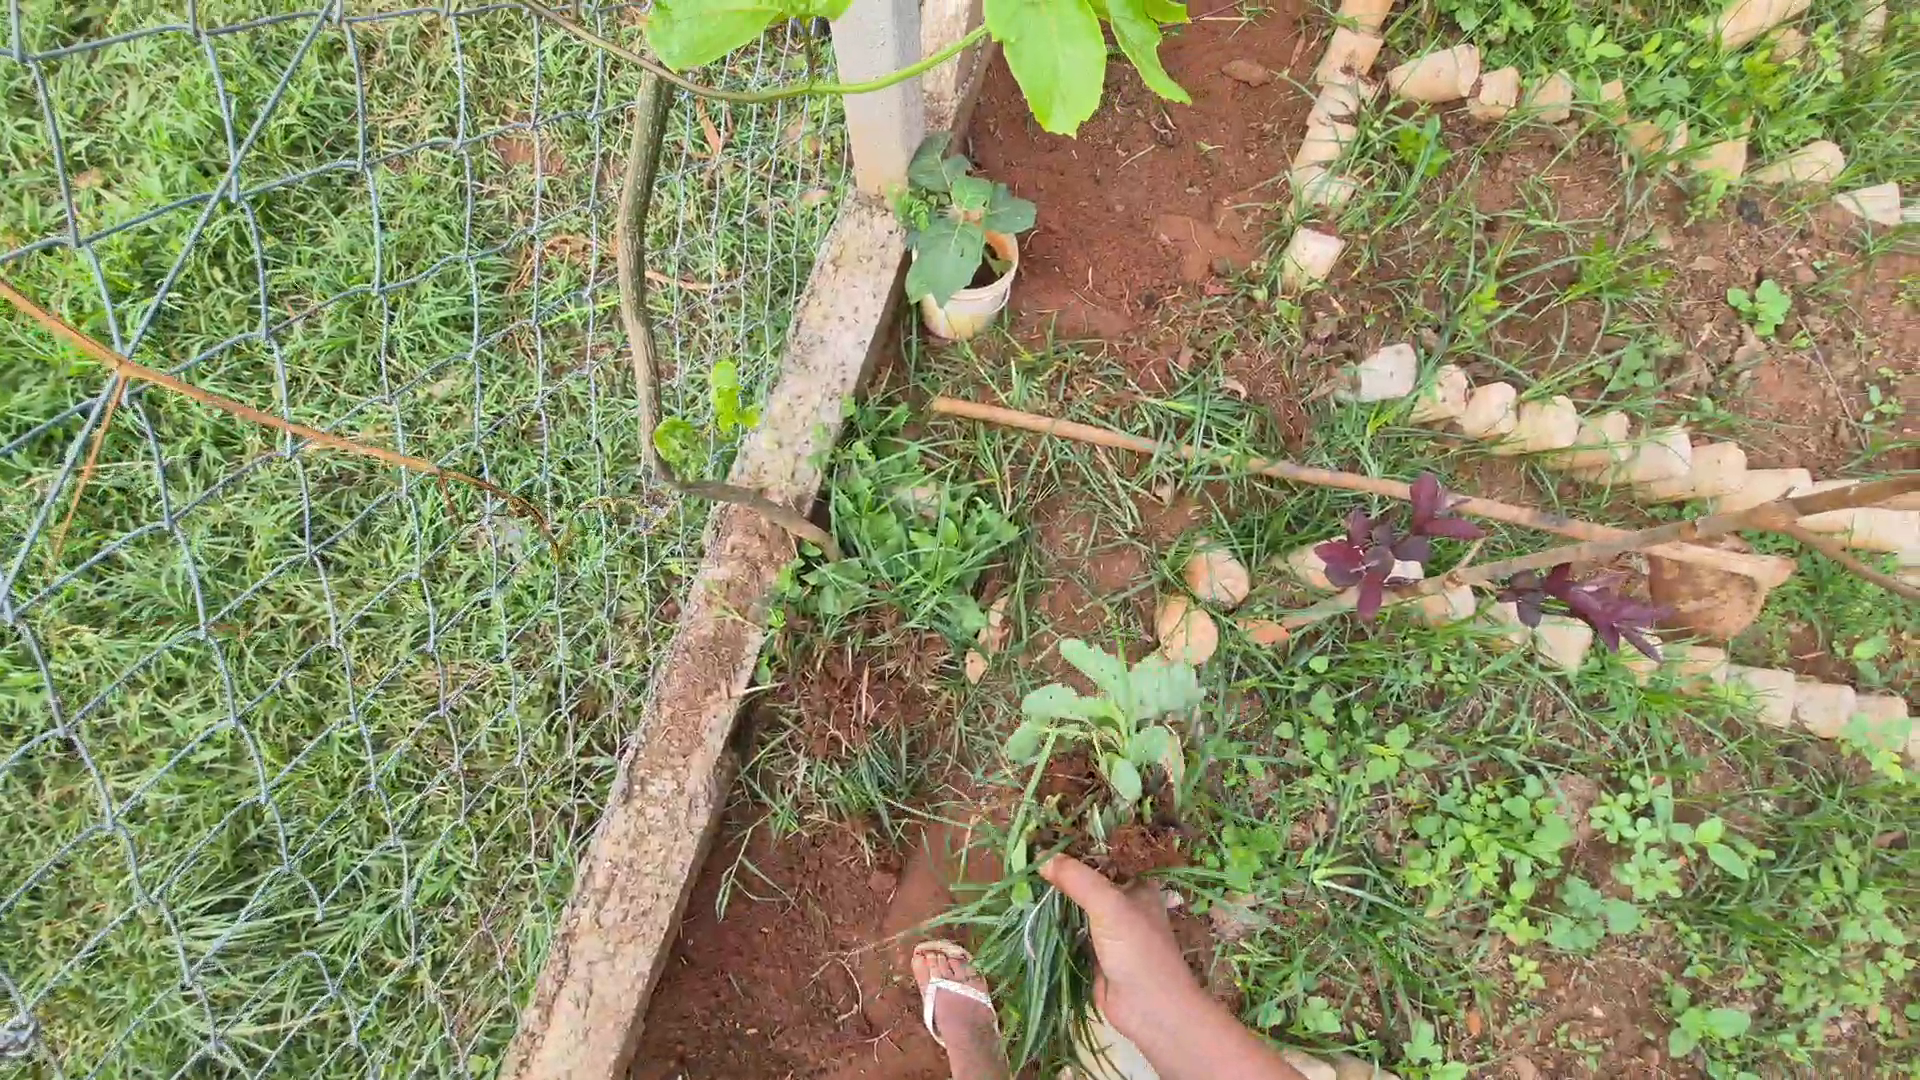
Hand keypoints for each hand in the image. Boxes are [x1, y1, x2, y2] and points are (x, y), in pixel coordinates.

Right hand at [1038, 855, 1205, 1037]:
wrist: (1150, 1012)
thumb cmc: (1138, 950)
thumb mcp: (1109, 904)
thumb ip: (1077, 878)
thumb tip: (1040, 857)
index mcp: (1136, 882)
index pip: (1105, 852)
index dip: (1079, 842)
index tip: (1047, 831)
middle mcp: (1123, 900)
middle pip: (1087, 877)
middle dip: (1062, 868)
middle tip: (1028, 851)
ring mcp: (1107, 926)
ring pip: (1076, 902)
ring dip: (1055, 893)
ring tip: (1023, 871)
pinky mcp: (1093, 949)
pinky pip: (1069, 926)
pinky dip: (1052, 918)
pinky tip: (1030, 904)